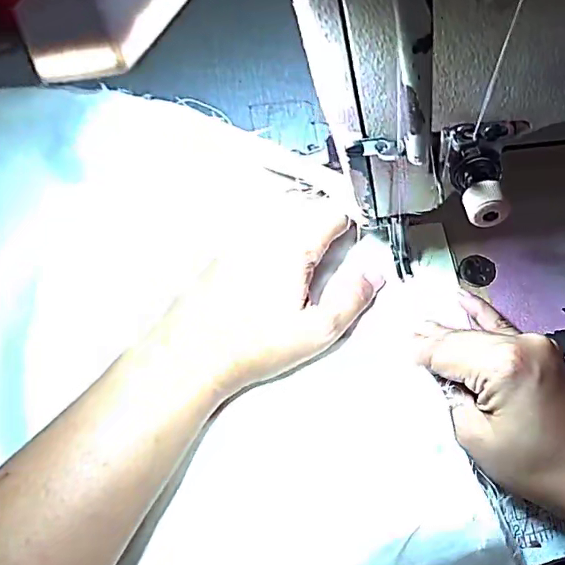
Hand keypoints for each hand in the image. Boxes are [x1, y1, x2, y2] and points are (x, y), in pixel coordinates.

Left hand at [143, 196, 383, 398]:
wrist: (193, 354)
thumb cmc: (249, 345)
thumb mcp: (316, 331)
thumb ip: (352, 299)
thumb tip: (372, 277)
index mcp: (291, 246)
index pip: (333, 211)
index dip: (354, 219)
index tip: (363, 232)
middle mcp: (264, 235)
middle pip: (308, 210)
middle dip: (329, 225)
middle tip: (342, 250)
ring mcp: (241, 242)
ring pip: (283, 221)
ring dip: (303, 232)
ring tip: (311, 263)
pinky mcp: (225, 255)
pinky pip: (260, 236)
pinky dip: (277, 244)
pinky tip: (276, 277)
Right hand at [416, 293, 564, 524]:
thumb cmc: (533, 464)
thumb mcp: (476, 438)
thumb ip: (452, 400)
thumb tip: (438, 379)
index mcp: (504, 365)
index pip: (448, 353)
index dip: (421, 357)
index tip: (398, 358)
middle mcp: (522, 343)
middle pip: (463, 339)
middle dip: (434, 343)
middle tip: (404, 340)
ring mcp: (536, 342)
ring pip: (481, 334)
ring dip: (453, 333)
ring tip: (422, 326)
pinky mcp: (542, 349)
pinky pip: (505, 328)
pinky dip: (483, 316)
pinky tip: (464, 300)